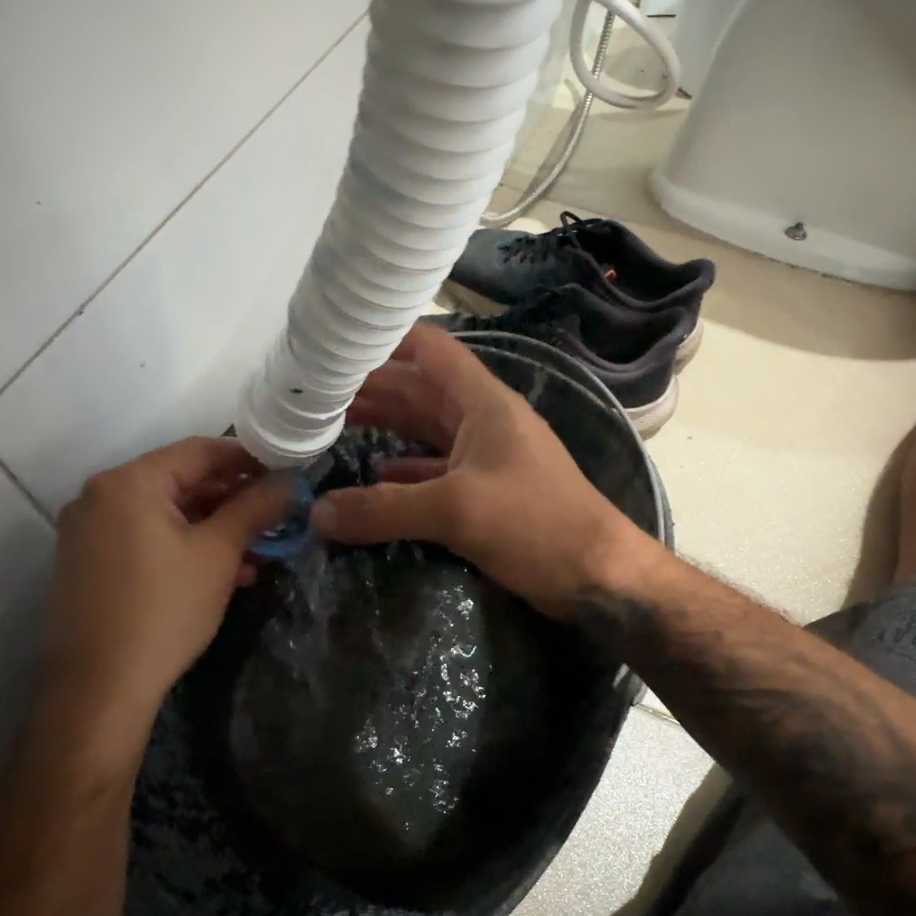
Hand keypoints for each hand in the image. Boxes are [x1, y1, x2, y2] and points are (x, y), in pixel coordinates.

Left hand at [41, 437, 291, 728]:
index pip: (199, 451)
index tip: (285, 475)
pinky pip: (144, 539)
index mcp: (129, 482)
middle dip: (232, 500)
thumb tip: (290, 482)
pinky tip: (221, 574)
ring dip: (212, 528)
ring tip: (256, 553)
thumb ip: (255, 509)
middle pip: (180, 482)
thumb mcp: (218, 555)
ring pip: (164, 515)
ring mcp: (88, 532)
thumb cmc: (164, 610)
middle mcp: (100, 496)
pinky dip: (182, 547)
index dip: (248, 459)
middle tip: (275, 518)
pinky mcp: (87, 565)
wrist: (98, 687)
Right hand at [308, 324, 653, 617]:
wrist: (598, 575)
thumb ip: (384, 509)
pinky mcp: (486, 495)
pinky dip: (403, 473)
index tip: (336, 344)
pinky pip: (434, 473)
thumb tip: (318, 513)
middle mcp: (483, 421)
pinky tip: (372, 480)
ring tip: (332, 428)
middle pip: (419, 390)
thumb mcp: (457, 510)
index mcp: (484, 403)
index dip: (385, 340)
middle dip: (372, 389)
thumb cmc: (537, 524)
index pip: (430, 349)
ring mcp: (486, 458)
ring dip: (385, 428)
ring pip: (425, 431)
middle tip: (317, 395)